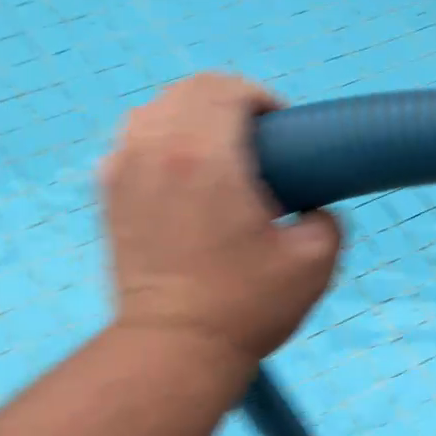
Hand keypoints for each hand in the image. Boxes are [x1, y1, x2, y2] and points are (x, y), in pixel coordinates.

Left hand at [100, 73, 343, 363]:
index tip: (286, 131)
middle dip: (229, 105)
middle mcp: (155, 148)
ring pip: (156, 112)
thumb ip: (327, 220)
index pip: (227, 90)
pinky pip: (135, 144)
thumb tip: (316, 210)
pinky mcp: (108, 194)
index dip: (263, 100)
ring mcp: (123, 169)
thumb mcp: (316, 264)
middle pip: (188, 92)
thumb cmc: (250, 304)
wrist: (179, 344)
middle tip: (263, 146)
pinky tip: (190, 183)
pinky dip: (164, 146)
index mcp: (206, 155)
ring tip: (225, 162)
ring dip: (194, 122)